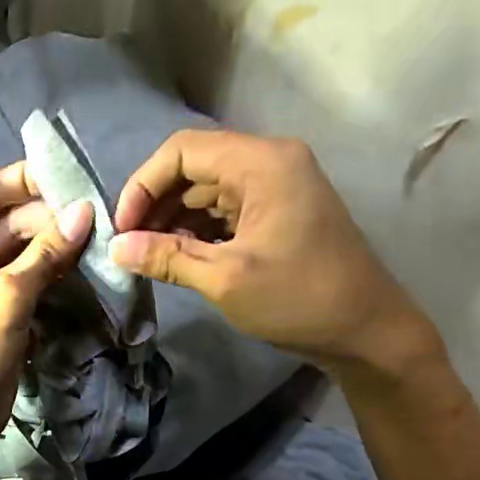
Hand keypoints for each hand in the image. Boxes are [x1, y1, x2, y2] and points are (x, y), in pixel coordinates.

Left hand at [0, 161, 92, 459]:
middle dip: (47, 219)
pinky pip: (27, 282)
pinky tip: (78, 272)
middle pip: (8, 223)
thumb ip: (47, 252)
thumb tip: (85, 212)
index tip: (66, 179)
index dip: (23, 180)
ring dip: (53, 248)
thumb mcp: (10, 294)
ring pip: (21, 254)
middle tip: (91, 220)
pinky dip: (50, 276)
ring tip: (92, 243)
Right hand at [110, 129, 431, 368]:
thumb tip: (116, 249)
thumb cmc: (297, 299)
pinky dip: (197, 231)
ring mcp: (275, 188)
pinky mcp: (277, 214)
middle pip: (194, 168)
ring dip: (173, 220)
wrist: (364, 328)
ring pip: (207, 191)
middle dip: (155, 205)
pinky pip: (225, 211)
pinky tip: (179, 258)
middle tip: (130, 248)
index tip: (122, 230)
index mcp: (261, 163)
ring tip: (149, 257)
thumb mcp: (225, 279)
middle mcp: (269, 162)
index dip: (143, 185)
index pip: (182, 150)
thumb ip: (167, 257)